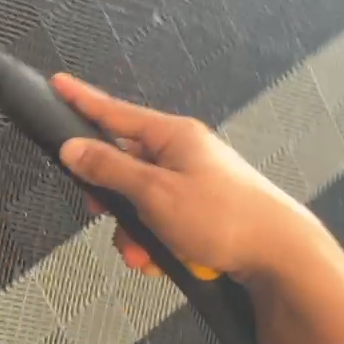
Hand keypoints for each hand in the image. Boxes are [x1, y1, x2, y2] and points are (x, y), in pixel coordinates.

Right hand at [50, 74, 343, 286]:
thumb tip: (72, 148)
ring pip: (137, 201)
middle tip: (100, 212)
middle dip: (110, 198)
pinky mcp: (200, 210)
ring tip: (143, 254)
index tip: (57, 83)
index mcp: (172, 136)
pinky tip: (161, 259)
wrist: (286, 259)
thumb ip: (108, 168)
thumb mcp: (154, 192)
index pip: (113, 112)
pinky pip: (159, 221)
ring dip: (133, 230)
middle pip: (121, 165)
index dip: (81, 99)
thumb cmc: (224, 218)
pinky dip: (154, 242)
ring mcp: (192, 182)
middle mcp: (182, 154)